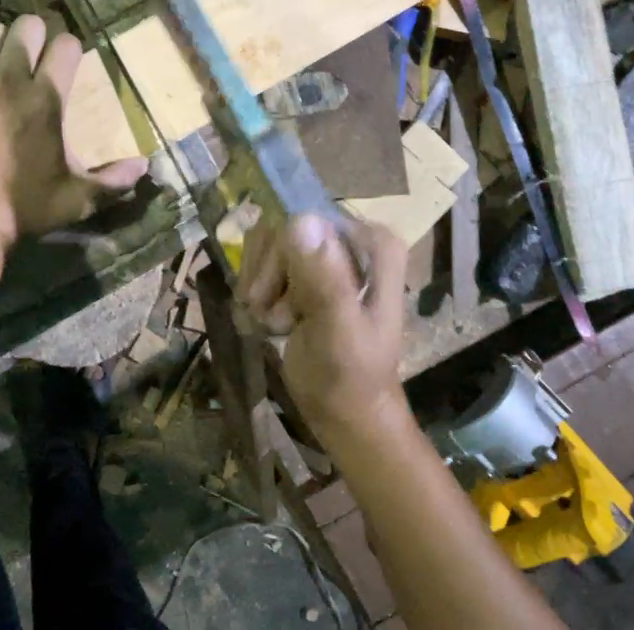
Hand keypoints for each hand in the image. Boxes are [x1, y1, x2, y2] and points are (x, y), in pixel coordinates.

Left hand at [0, 16, 148, 249]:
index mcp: (46, 99)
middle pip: (27, 26)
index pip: (66, 44)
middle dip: (38, 37)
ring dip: (3, 44)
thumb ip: (113, 180)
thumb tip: (144, 166)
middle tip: (38, 58)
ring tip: (6, 65)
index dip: (71, 51)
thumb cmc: (23, 209)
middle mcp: (10, 81)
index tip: (69, 65)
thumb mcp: (76, 199)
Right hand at [240, 215, 408, 442]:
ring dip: (260, 284)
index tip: (268, 292)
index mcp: (374, 245)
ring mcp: (329, 255)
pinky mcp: (309, 273)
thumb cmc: (349, 376)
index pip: (306, 218)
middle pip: (284, 229)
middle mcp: (353, 240)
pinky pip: (266, 260)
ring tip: (269, 321)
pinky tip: (267, 320)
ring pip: (270, 244)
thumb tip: (299, 220)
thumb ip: (323, 279)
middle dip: (267, 273)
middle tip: (264, 312)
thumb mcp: (337, 329)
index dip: (280, 252)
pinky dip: (258, 290)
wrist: (346, 414)